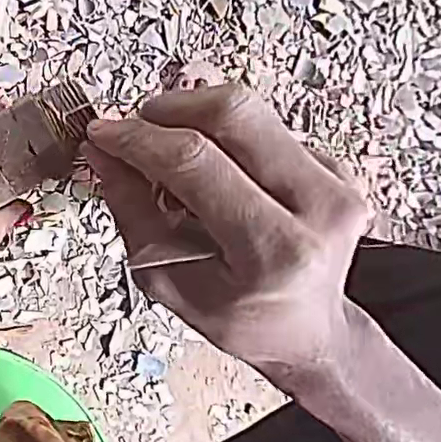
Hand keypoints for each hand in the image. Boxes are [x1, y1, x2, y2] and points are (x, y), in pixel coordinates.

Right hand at [85, 84, 372, 391]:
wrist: (305, 331)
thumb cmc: (241, 319)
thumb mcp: (166, 280)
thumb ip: (133, 211)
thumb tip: (105, 157)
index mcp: (276, 249)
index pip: (195, 163)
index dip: (138, 140)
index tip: (105, 134)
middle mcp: (319, 206)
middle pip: (233, 113)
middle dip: (167, 110)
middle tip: (133, 129)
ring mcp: (335, 181)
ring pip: (249, 111)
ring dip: (190, 120)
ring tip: (166, 157)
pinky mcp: (334, 166)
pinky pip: (263, 128)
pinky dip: (219, 139)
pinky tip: (207, 173)